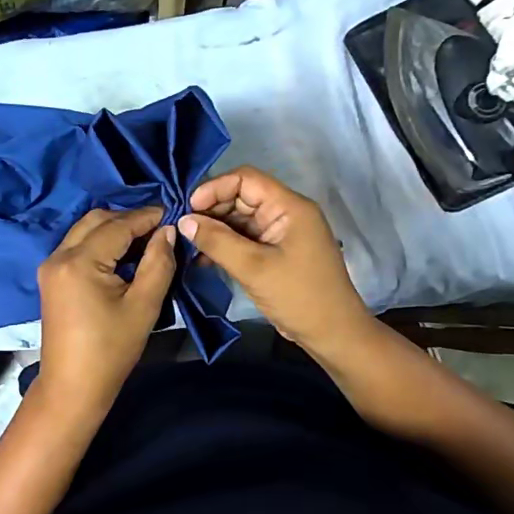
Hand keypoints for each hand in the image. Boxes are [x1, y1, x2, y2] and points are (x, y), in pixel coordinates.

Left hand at [36, 206, 177, 406]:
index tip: (173, 214)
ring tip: (145, 241)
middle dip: (129, 219)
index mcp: (79, 261)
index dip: (147, 218)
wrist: (73, 385)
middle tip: (159, 229)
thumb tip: (167, 231)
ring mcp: (50, 266)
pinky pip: (76, 246)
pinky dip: (99, 243)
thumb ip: (158, 263)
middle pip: (96, 220)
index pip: (118, 225)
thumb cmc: (111, 349)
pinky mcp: (50, 277)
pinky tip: (122, 255)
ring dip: (113, 229)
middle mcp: (59, 256)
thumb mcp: (144, 305)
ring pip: (84, 230)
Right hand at [179, 166, 373, 353]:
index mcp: (288, 207)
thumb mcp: (254, 268)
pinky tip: (201, 258)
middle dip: (210, 209)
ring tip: (187, 243)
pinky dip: (222, 244)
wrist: (331, 333)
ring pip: (238, 219)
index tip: (189, 208)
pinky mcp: (273, 251)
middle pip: (240, 197)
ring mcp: (279, 233)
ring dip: (213, 229)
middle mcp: (284, 213)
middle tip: (182, 228)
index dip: (214, 188)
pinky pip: (242, 238)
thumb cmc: (298, 296)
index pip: (245, 179)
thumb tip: (183, 221)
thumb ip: (217, 241)